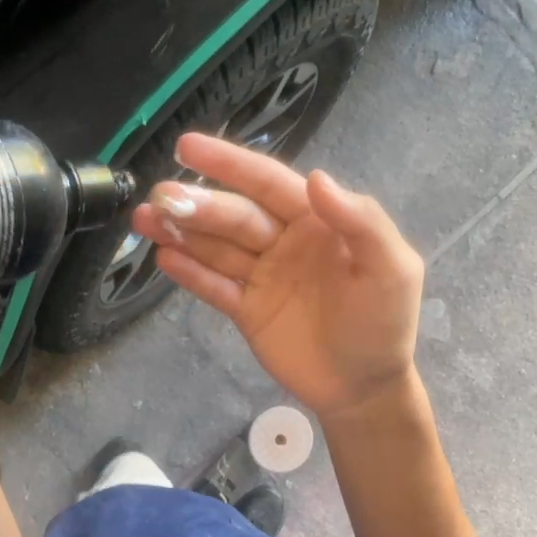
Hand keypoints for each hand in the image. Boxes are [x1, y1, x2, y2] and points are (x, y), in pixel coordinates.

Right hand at [130, 133, 423, 420]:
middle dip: (197, 204)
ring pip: (216, 247)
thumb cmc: (384, 325)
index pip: (268, 184)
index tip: (187, 147)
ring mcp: (262, 277)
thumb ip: (360, 222)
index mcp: (318, 221)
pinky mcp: (246, 311)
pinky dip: (190, 274)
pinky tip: (163, 257)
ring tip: (145, 219)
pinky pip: (214, 287)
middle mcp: (284, 241)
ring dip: (181, 232)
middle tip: (159, 197)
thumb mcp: (391, 269)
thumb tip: (317, 178)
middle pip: (234, 216)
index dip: (229, 164)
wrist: (364, 389)